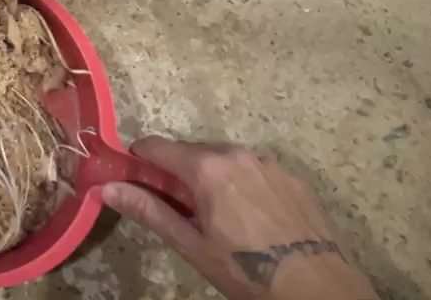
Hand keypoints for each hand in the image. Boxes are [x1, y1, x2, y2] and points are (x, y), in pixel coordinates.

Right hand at [101, 138, 378, 299]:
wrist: (325, 295)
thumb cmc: (250, 273)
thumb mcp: (193, 246)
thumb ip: (148, 210)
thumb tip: (104, 188)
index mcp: (204, 165)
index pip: (154, 145)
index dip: (140, 162)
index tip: (139, 184)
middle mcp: (233, 152)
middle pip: (189, 153)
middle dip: (179, 175)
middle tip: (186, 212)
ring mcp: (267, 164)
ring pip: (222, 161)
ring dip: (213, 179)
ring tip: (225, 220)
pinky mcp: (293, 179)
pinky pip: (254, 172)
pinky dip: (244, 187)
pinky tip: (256, 221)